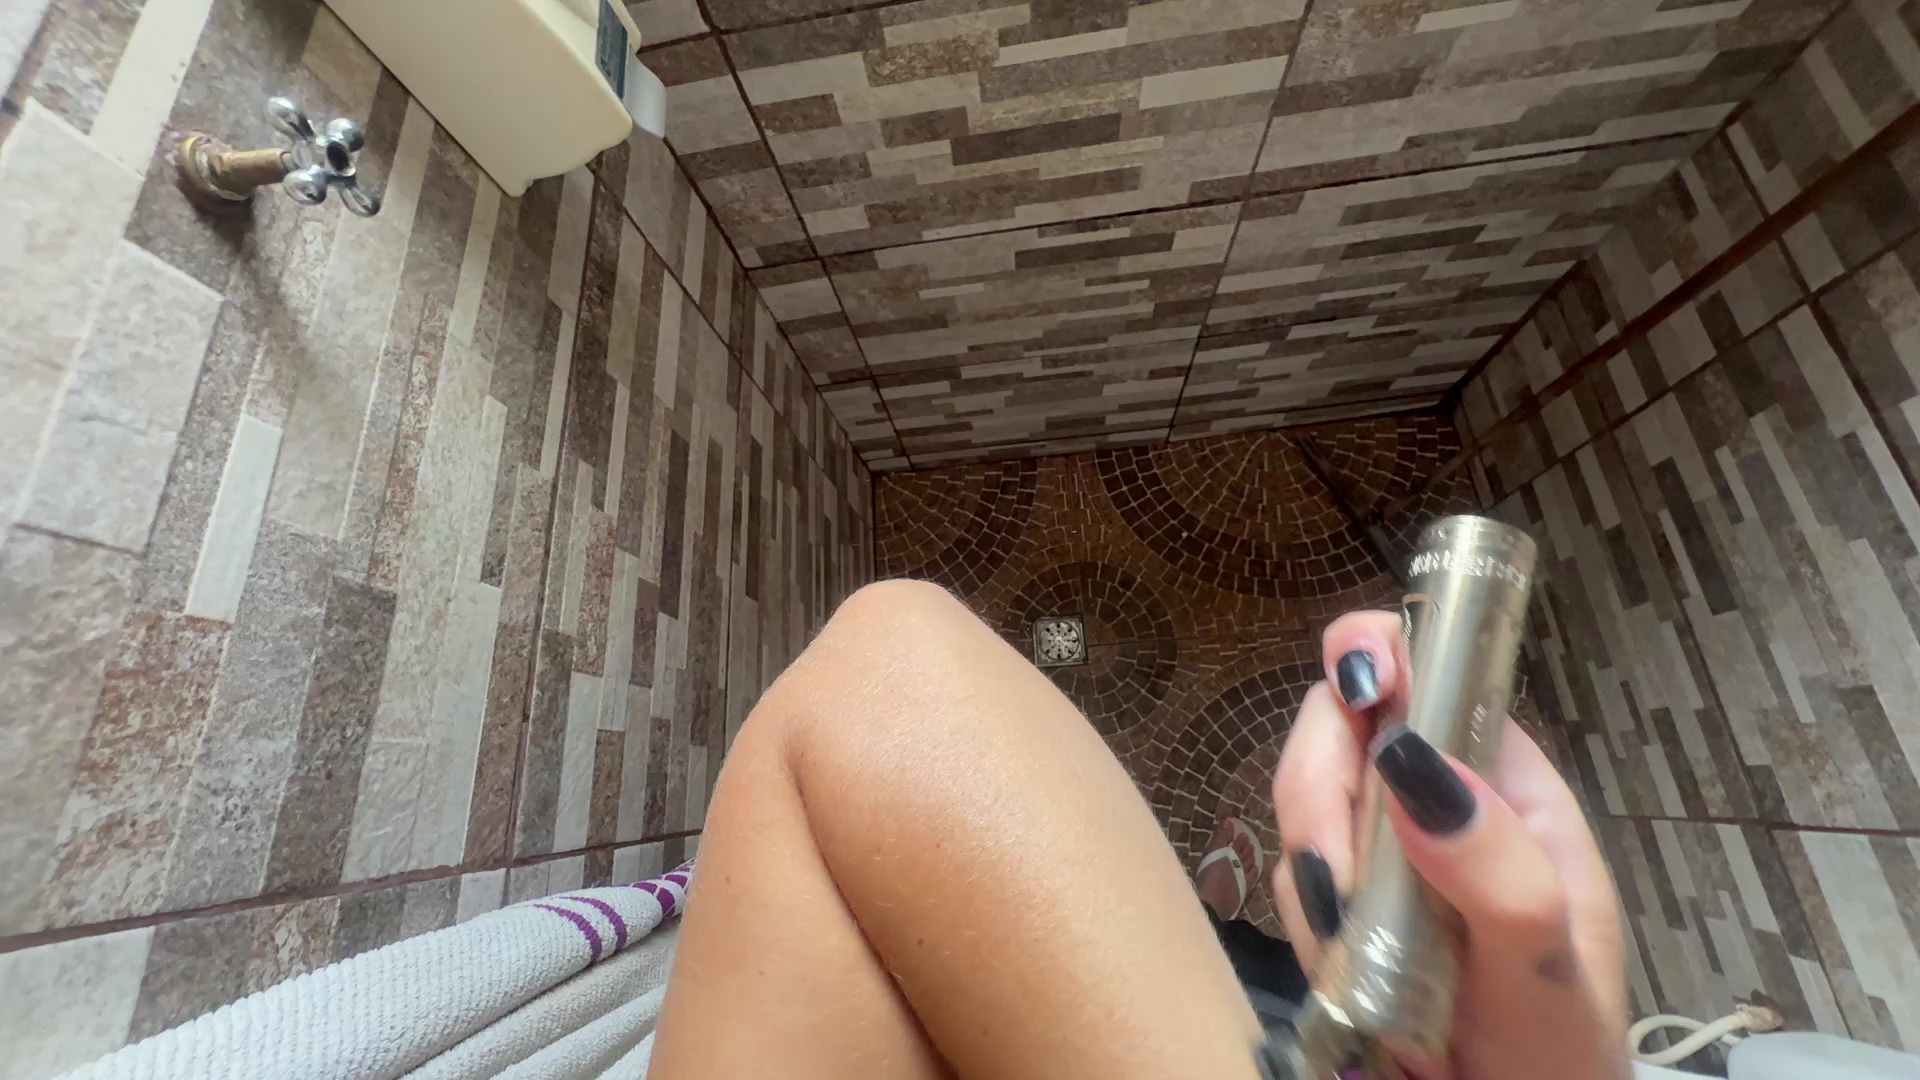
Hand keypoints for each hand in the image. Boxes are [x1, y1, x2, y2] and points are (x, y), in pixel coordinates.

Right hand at [1271, 610, 1628, 1079]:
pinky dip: (1302, 912)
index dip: (1376, 653)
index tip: (1360, 690)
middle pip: (1332, 727)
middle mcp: (1421, 788)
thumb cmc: (1552, 1051)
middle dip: (1319, 798)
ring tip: (1359, 951)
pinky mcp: (1332, 878)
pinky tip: (1345, 960)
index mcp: (1492, 777)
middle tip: (1337, 883)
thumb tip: (1409, 759)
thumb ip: (1497, 872)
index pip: (1426, 670)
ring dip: (1314, 871)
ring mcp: (1370, 832)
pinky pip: (1284, 862)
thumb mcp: (1549, 971)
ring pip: (1297, 796)